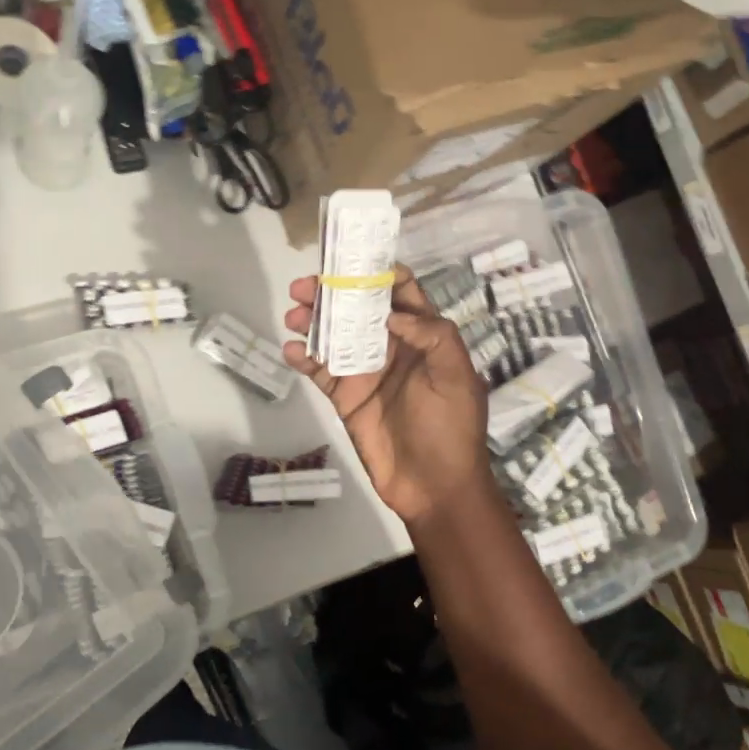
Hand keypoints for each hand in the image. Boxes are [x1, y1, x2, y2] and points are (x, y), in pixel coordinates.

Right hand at [283, 265, 496, 524]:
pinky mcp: (345, 399)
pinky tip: (291, 350)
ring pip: (334, 336)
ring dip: (312, 322)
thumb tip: (392, 312)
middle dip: (333, 293)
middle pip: (358, 309)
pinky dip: (304, 359)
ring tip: (293, 314)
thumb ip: (433, 336)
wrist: (435, 488)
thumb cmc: (453, 431)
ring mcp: (366, 373)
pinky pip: (321, 372)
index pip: (402, 294)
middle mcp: (392, 349)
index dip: (380, 273)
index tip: (353, 260)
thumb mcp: (457, 378)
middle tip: (305, 286)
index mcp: (424, 339)